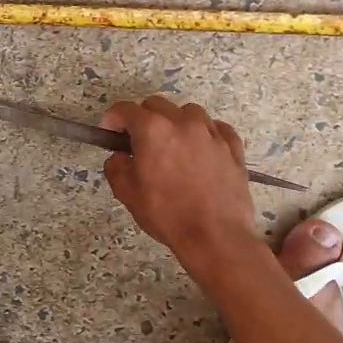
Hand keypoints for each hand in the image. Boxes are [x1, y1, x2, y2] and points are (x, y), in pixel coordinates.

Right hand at [101, 96, 258, 273]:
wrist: (216, 237)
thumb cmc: (167, 213)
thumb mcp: (126, 192)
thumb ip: (116, 167)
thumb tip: (121, 157)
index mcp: (152, 130)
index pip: (124, 109)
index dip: (112, 119)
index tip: (110, 134)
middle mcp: (182, 123)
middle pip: (156, 105)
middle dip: (142, 118)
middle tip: (139, 142)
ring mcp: (211, 134)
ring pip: (188, 112)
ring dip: (175, 121)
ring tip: (173, 143)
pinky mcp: (233, 149)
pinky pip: (217, 128)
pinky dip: (206, 132)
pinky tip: (202, 148)